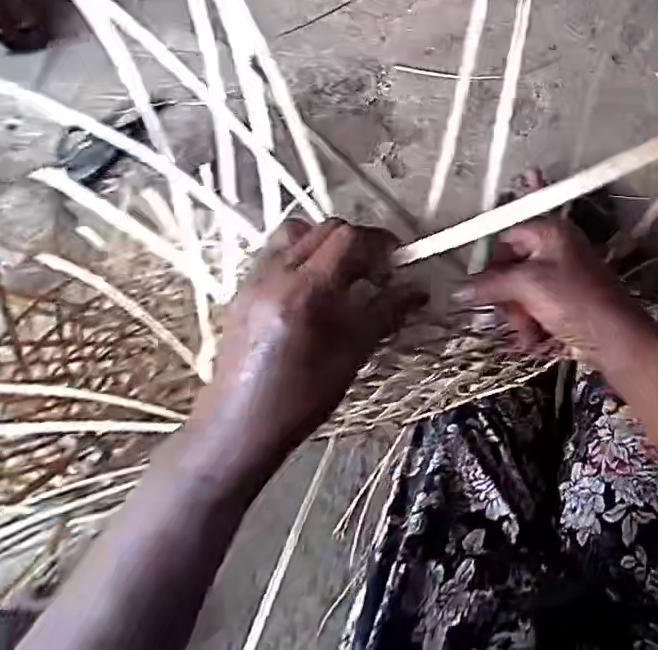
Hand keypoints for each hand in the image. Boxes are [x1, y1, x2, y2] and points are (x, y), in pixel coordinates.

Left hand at [189, 219, 413, 469]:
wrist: (237, 429)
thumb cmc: (300, 396)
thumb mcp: (353, 352)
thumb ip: (387, 311)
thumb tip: (420, 289)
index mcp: (305, 291)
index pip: (349, 238)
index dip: (380, 243)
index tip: (395, 265)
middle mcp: (276, 275)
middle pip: (326, 229)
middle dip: (359, 242)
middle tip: (375, 272)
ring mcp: (254, 280)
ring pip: (297, 232)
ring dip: (327, 242)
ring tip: (342, 273)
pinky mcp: (242, 290)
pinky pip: (276, 251)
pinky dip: (302, 255)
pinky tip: (314, 289)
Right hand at [465, 218, 656, 363]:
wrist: (613, 336)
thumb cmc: (573, 299)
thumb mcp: (527, 285)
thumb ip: (491, 284)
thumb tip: (460, 289)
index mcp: (552, 232)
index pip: (508, 236)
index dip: (492, 261)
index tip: (481, 285)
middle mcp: (558, 248)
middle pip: (513, 268)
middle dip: (507, 295)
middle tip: (511, 312)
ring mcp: (564, 276)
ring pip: (523, 293)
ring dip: (519, 316)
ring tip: (528, 332)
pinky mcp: (567, 302)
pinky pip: (537, 309)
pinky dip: (533, 325)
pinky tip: (537, 340)